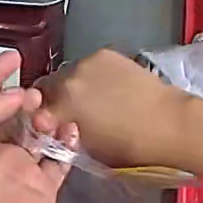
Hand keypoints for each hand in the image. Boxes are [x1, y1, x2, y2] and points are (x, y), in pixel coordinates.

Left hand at [0, 51, 76, 202]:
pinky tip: (72, 133)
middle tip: (39, 96)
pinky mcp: (41, 190)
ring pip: (35, 131)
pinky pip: (57, 157)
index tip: (15, 57)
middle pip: (8, 112)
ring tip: (52, 120)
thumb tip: (18, 93)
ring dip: (46, 118)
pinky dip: (66, 142)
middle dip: (24, 97)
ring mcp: (16, 172)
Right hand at [35, 49, 202, 168]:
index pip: (35, 108)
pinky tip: (111, 86)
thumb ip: (65, 133)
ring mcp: (89, 61)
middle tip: (73, 110)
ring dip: (77, 84)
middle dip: (57, 97)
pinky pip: (91, 64)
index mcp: (60, 104)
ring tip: (96, 97)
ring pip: (71, 73)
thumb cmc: (128, 146)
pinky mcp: (108, 54)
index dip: (42, 116)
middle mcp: (69, 77)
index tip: (51, 123)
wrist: (167, 122)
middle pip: (50, 85)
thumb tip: (60, 125)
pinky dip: (95, 74)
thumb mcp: (87, 148)